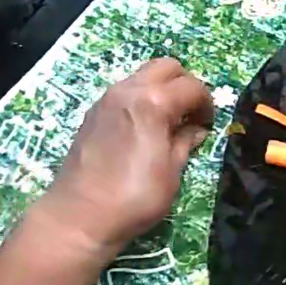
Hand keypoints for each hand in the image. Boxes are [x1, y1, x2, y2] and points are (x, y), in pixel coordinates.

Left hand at [21, 59, 213, 264]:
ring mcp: (107, 99)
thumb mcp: (173, 171)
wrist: (78, 217)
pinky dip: (141, 99)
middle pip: (167, 67)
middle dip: (185, 84)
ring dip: (161, 89)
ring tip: (167, 121)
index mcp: (154, 103)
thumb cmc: (134, 196)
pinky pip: (126, 91)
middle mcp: (129, 91)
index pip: (193, 87)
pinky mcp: (94, 113)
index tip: (207, 126)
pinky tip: (143, 129)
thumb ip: (185, 141)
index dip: (206, 105)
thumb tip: (195, 129)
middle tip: (189, 114)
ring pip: (143, 75)